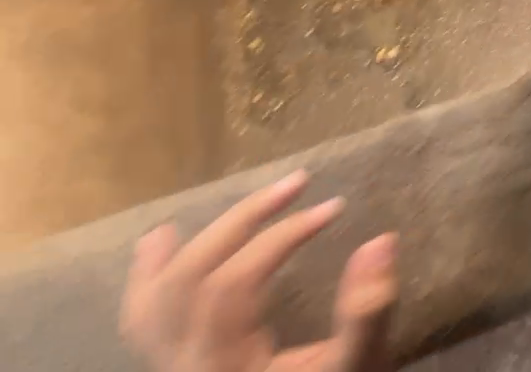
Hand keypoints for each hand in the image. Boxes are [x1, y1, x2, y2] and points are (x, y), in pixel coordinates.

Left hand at [120, 170, 396, 371]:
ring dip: (194, 242)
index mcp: (223, 362)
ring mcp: (170, 368)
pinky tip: (161, 247)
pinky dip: (151, 276)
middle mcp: (181, 365)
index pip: (234, 281)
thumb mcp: (358, 364)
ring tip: (229, 203)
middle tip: (299, 182)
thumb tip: (381, 238)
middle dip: (244, 221)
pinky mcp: (176, 367)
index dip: (283, 235)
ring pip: (152, 300)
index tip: (338, 207)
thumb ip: (368, 309)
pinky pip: (145, 319)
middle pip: (188, 279)